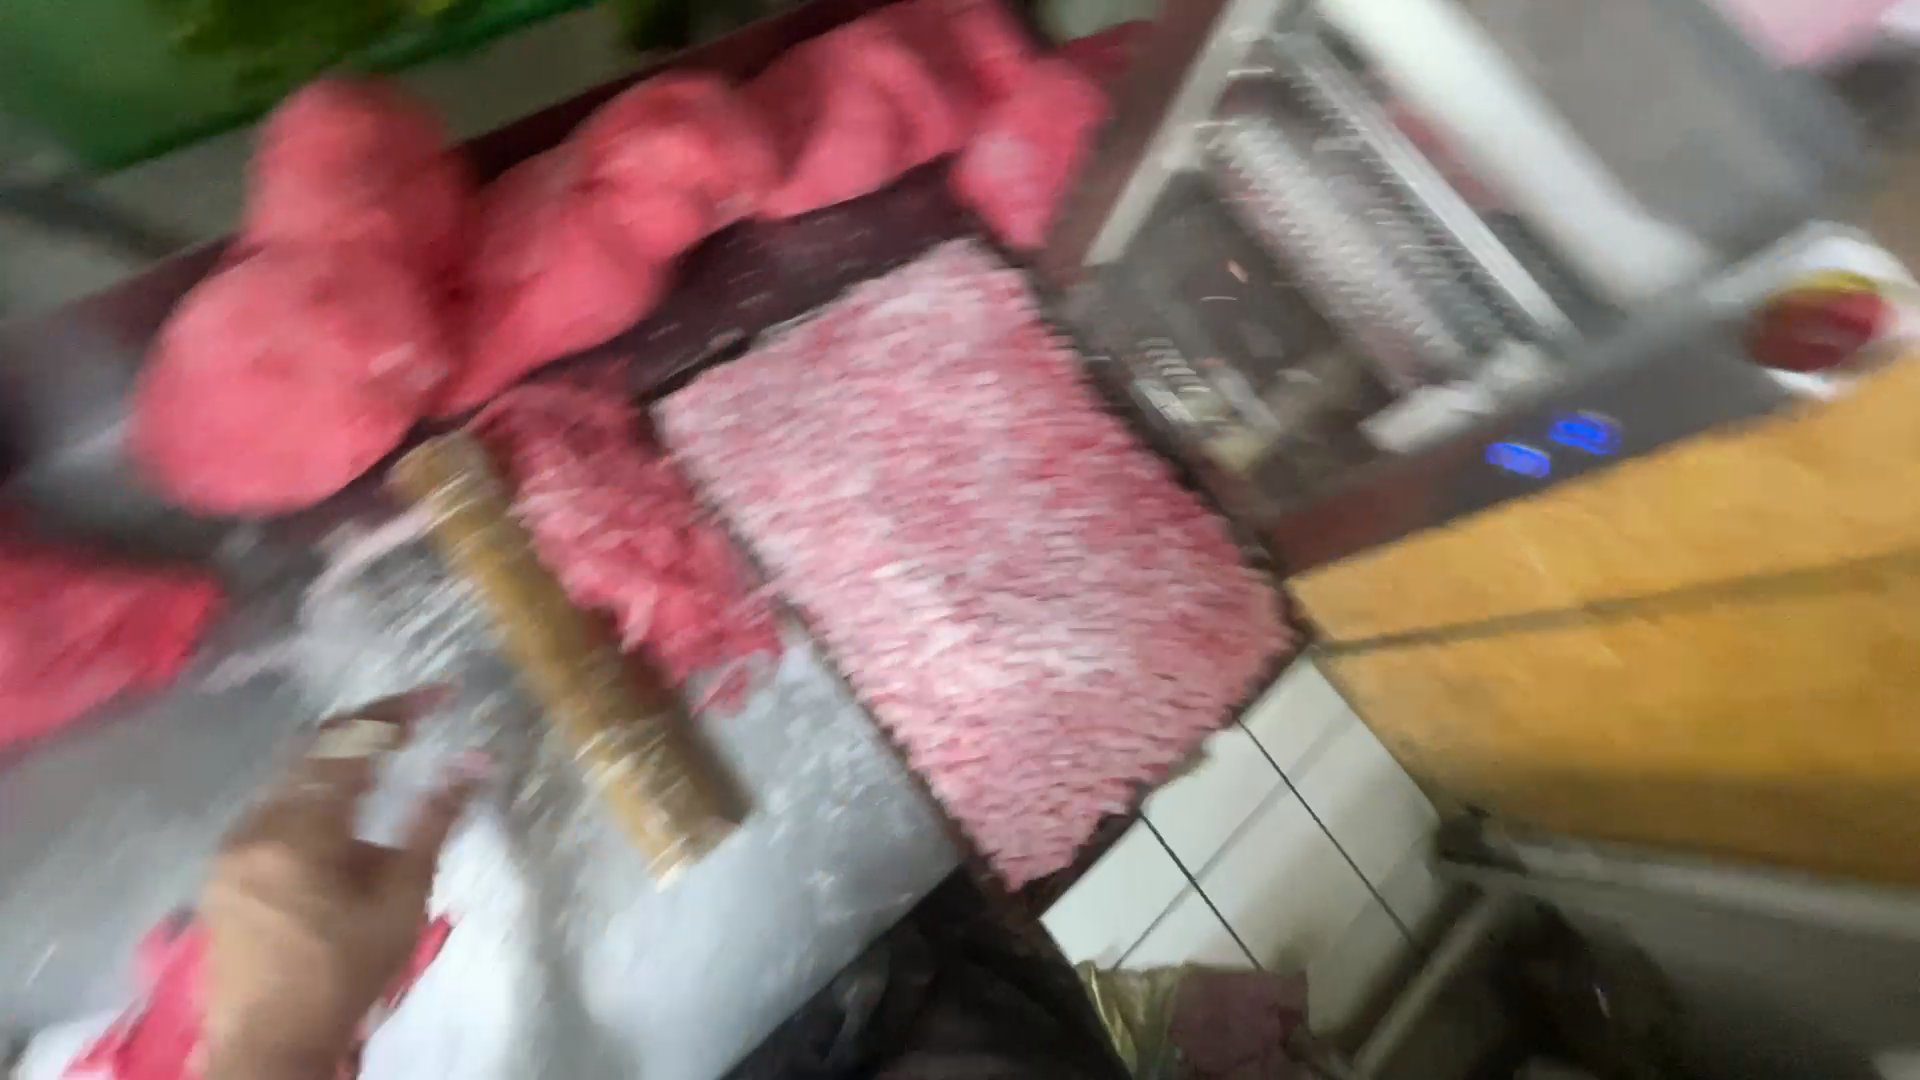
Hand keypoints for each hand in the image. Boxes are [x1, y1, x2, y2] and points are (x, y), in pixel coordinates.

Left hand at [200, 690, 479, 1078]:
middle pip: (314, 750)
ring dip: (343, 753)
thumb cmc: (350, 964)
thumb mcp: (406, 891)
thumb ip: (437, 817)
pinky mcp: (225, 869)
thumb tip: (476, 760)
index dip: (399, 711)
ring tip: (392, 747)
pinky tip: (347, 796)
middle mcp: (255, 829)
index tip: (442, 694)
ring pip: (291, 775)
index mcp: (300, 832)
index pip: (352, 746)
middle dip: (371, 723)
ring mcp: (232, 850)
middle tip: (418, 712)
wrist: (272, 1041)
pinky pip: (276, 802)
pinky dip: (318, 783)